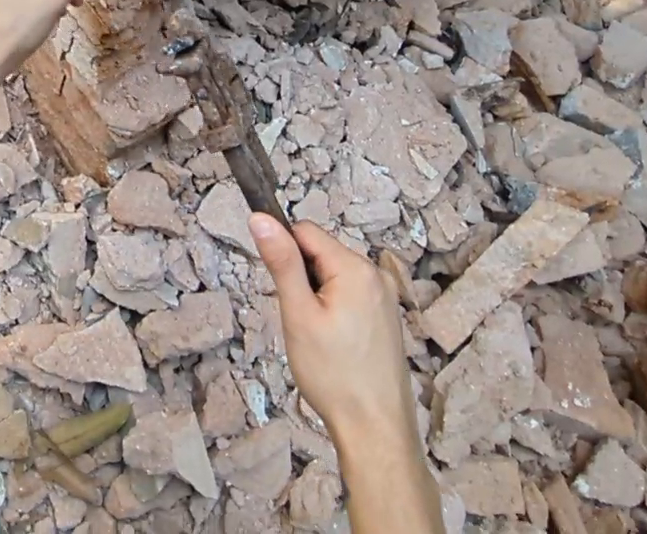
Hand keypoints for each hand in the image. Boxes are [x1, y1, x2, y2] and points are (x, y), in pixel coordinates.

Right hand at [249, 216, 419, 443]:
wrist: (375, 430)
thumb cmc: (332, 373)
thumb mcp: (298, 314)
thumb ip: (281, 261)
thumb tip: (260, 217)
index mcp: (355, 267)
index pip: (305, 231)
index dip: (284, 254)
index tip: (281, 289)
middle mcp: (376, 275)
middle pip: (320, 252)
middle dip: (300, 277)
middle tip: (299, 319)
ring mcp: (385, 297)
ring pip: (332, 274)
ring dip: (315, 294)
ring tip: (315, 334)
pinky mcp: (386, 317)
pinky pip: (348, 294)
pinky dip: (332, 308)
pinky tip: (331, 342)